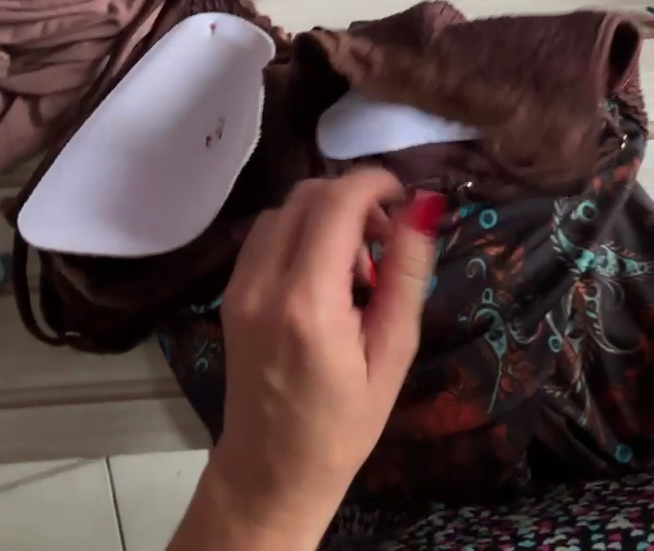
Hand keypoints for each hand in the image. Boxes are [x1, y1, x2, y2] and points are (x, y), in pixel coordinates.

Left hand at [173, 170, 445, 549]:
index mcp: (307, 303)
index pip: (336, 202)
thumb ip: (406, 273)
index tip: (404, 196)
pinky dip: (302, 229)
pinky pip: (268, 232)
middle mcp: (263, 283)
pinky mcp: (231, 291)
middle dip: (355, 196)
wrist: (270, 472)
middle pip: (309, 194)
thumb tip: (423, 207)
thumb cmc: (344, 423)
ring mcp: (239, 285)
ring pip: (286, 208)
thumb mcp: (393, 351)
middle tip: (385, 236)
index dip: (375, 182)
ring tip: (356, 261)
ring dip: (327, 213)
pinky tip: (324, 269)